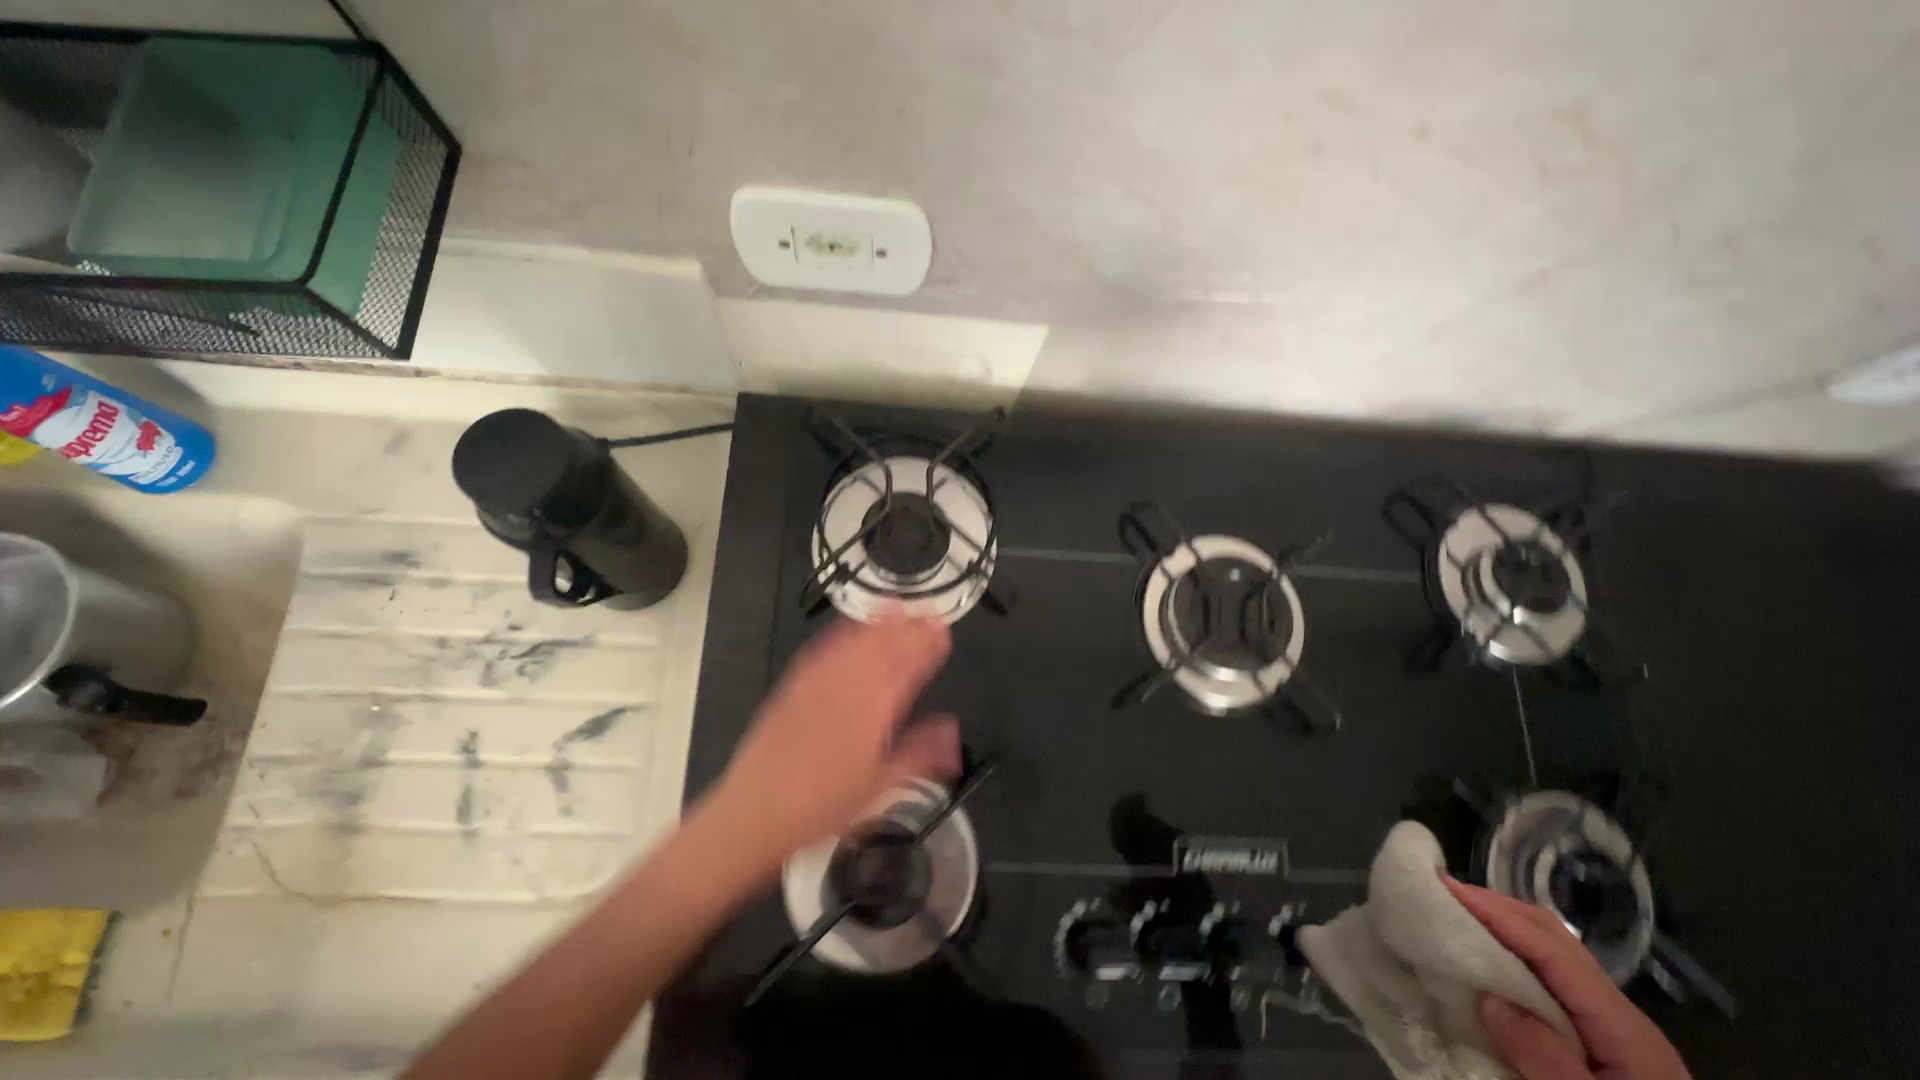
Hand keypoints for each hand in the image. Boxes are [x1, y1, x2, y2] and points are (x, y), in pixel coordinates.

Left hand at [708, 616, 960, 867]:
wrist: (756, 812)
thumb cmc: (822, 807)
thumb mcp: (880, 788)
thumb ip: (920, 754)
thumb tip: (951, 730)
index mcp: (873, 713)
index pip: (906, 668)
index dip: (926, 646)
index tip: (942, 631)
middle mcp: (845, 690)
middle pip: (881, 648)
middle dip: (907, 628)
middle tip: (927, 614)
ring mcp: (815, 685)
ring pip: (851, 644)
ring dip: (877, 625)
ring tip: (897, 608)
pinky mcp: (792, 687)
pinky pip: (820, 651)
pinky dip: (839, 634)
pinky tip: (849, 627)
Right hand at [1445, 877, 1690, 1079]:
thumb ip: (1544, 1057)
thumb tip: (1489, 999)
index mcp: (1621, 1026)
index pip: (1552, 950)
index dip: (1497, 914)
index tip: (1444, 887)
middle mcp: (1619, 1014)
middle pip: (1556, 939)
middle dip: (1499, 908)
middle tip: (1441, 892)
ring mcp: (1613, 1026)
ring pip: (1555, 956)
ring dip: (1506, 928)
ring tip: (1455, 917)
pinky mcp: (1601, 1042)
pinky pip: (1553, 981)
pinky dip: (1514, 958)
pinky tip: (1487, 964)